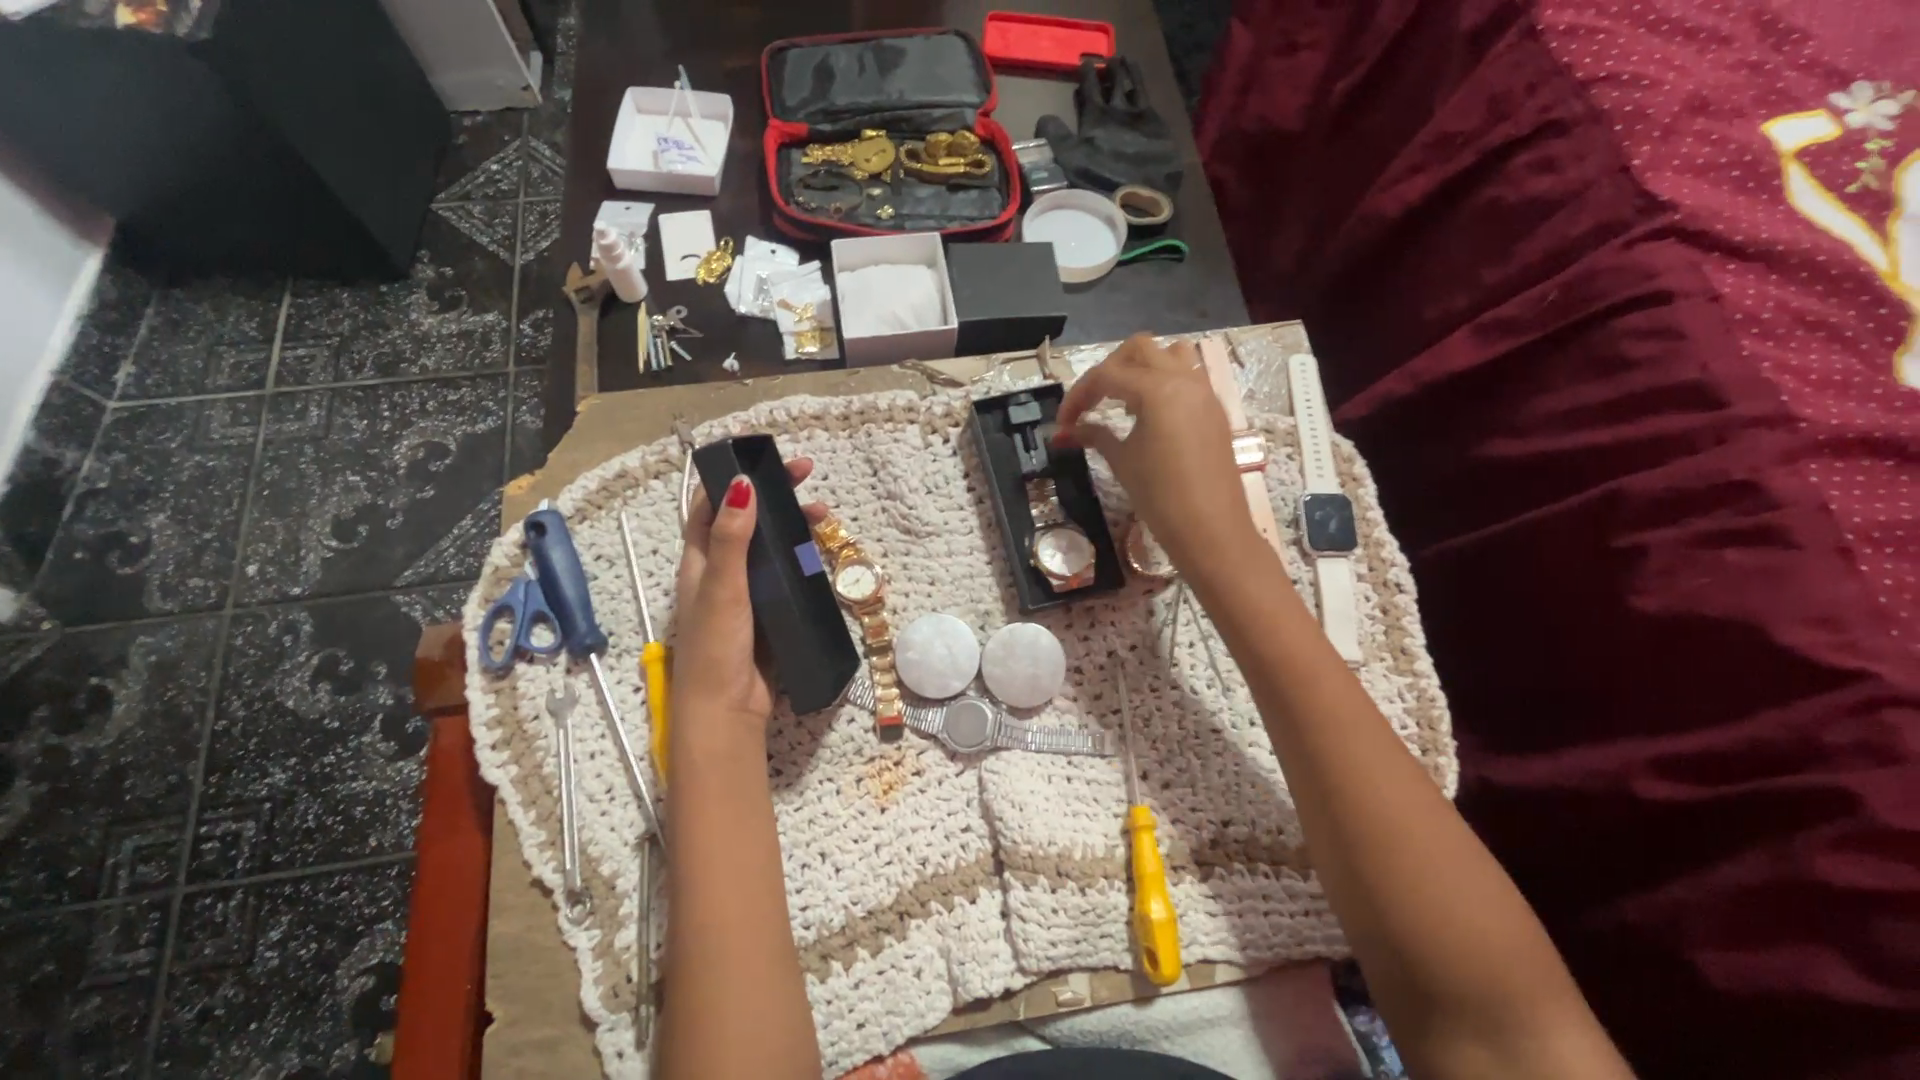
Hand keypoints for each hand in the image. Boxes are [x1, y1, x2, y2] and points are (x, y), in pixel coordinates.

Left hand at [672, 459, 828, 749]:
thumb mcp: (722, 586)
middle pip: (747, 523)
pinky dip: (802, 563)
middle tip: (808, 481)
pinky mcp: (767, 616)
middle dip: (774, 498)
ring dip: (792, 529)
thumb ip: (731, 537)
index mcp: (699, 562)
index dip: (735, 478)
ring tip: (822, 518)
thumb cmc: (717, 645)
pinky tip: (821, 558)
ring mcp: (745, 596)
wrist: (727, 709)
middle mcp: (720, 573)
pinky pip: (786, 580)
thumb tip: (743, 484)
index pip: (711, 506)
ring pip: (770, 551)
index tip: (767, 460)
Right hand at [1054, 335, 1256, 572]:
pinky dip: (1164, 381)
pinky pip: (1188, 376)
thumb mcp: (1122, 462)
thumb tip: (1065, 431)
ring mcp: (1203, 392)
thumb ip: (1094, 435)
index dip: (1078, 395)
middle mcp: (1183, 379)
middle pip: (1139, 349)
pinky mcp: (1213, 409)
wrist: (1211, 529)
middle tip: (1093, 401)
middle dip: (1110, 369)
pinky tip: (1149, 413)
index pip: (1107, 375)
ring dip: (1143, 366)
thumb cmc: (1161, 497)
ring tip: (1125, 397)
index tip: (1064, 422)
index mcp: (1156, 389)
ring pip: (1170, 354)